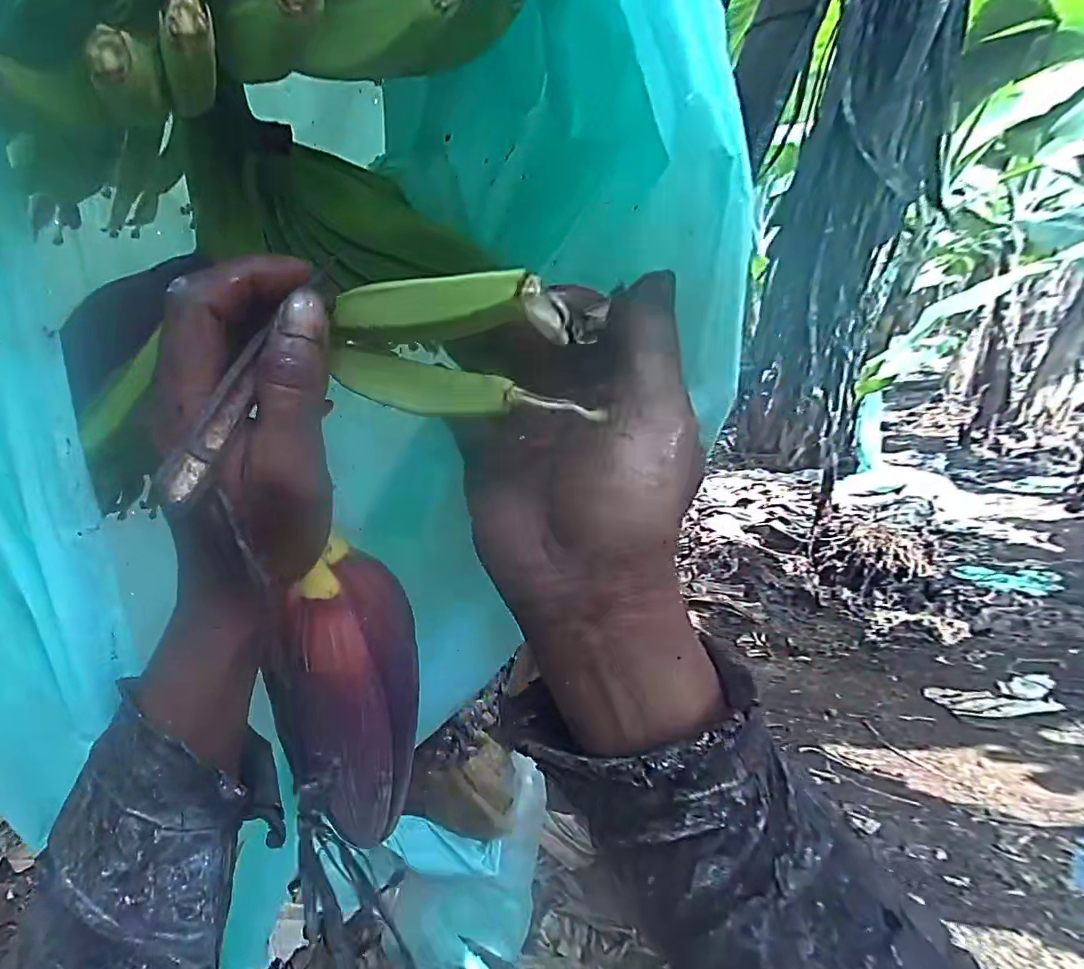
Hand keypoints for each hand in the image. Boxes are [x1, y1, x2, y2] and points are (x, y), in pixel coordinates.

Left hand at [151, 256, 332, 609]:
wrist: (233, 598)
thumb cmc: (265, 539)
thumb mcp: (291, 464)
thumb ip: (292, 383)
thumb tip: (304, 304)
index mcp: (184, 401)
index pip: (196, 302)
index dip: (249, 276)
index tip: (308, 281)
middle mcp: (172, 398)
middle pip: (199, 313)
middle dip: (257, 292)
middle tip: (316, 302)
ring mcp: (183, 415)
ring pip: (212, 340)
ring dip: (262, 323)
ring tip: (316, 330)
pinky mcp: (201, 431)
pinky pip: (224, 371)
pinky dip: (261, 355)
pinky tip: (302, 375)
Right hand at [461, 271, 721, 754]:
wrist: (574, 577)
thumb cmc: (628, 498)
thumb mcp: (654, 416)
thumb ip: (648, 348)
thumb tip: (650, 275)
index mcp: (620, 384)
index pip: (592, 323)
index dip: (568, 301)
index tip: (537, 291)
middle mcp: (567, 395)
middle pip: (538, 340)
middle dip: (513, 317)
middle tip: (480, 297)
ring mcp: (518, 421)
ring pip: (496, 366)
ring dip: (476, 340)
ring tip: (450, 312)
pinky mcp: (478, 446)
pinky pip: (462, 403)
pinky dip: (447, 379)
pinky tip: (429, 351)